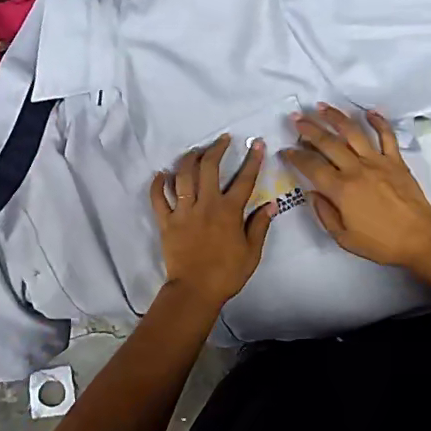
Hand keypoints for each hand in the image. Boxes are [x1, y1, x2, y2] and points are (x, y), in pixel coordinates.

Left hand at [151, 135, 275, 309]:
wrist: (195, 290)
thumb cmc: (227, 274)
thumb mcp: (252, 252)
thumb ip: (260, 226)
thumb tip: (271, 205)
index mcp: (229, 211)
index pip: (244, 179)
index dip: (252, 159)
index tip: (257, 143)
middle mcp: (205, 204)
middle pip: (209, 167)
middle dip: (216, 148)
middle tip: (222, 140)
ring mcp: (183, 211)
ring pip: (183, 175)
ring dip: (189, 159)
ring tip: (196, 151)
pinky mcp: (166, 221)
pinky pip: (158, 198)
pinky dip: (158, 183)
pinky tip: (162, 174)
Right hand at [282, 105, 430, 268]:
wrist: (420, 238)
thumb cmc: (380, 243)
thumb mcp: (344, 238)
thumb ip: (324, 213)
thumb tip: (312, 193)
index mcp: (340, 189)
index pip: (311, 166)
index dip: (296, 156)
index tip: (286, 150)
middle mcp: (356, 169)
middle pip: (327, 142)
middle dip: (309, 129)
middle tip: (296, 119)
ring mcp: (377, 162)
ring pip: (353, 132)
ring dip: (336, 117)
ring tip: (322, 107)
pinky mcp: (396, 161)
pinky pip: (386, 136)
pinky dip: (378, 121)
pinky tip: (369, 112)